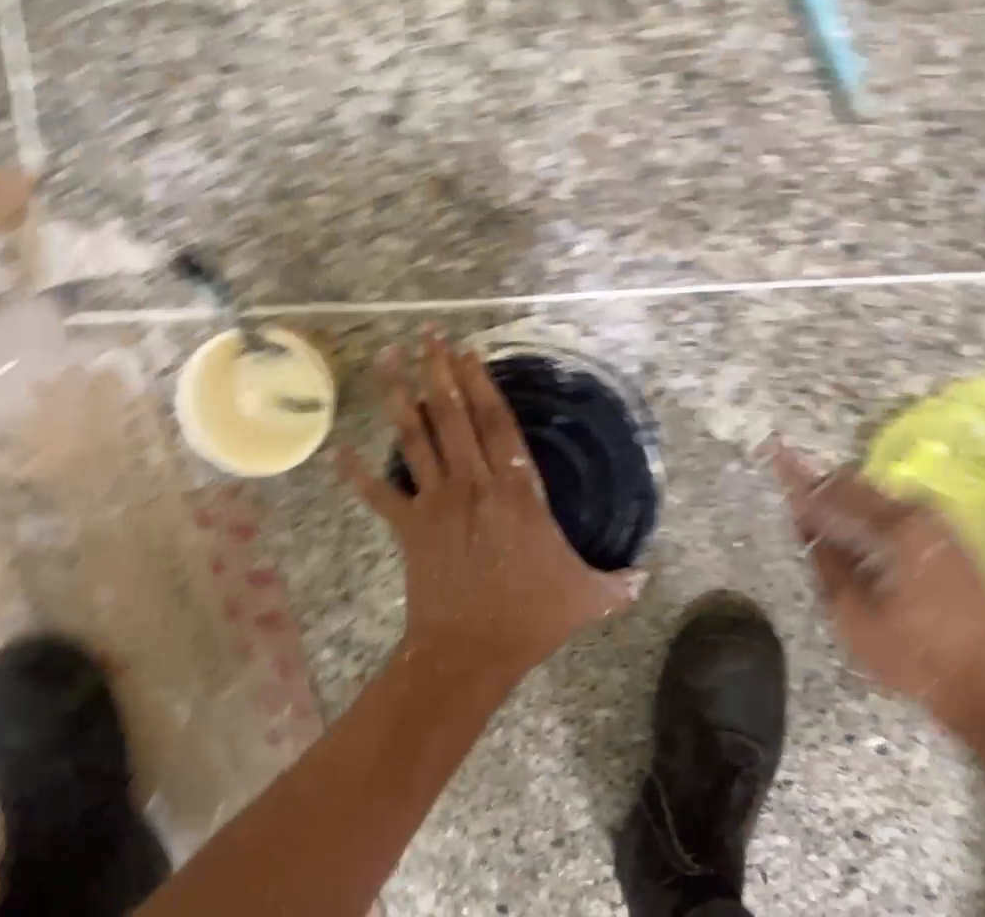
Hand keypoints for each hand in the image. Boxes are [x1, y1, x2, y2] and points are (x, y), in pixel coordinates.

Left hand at [337, 328, 644, 682]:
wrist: (470, 651)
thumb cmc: (530, 618)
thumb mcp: (587, 598)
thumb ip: (617, 584)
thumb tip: (646, 580)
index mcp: (517, 491)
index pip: (497, 423)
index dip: (481, 383)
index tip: (467, 350)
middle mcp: (473, 484)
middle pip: (451, 415)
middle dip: (437, 369)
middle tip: (425, 333)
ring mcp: (436, 503)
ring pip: (414, 438)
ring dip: (399, 396)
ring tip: (386, 358)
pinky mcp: (408, 528)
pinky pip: (378, 495)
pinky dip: (357, 473)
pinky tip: (337, 450)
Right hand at [768, 436, 984, 732]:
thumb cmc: (912, 655)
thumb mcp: (852, 615)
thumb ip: (826, 562)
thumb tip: (806, 526)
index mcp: (897, 528)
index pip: (836, 492)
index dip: (800, 478)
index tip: (776, 454)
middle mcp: (923, 517)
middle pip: (860, 488)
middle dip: (823, 487)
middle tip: (791, 489)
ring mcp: (943, 530)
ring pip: (881, 501)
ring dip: (847, 503)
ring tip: (816, 515)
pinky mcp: (953, 547)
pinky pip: (900, 517)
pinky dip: (871, 518)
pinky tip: (855, 537)